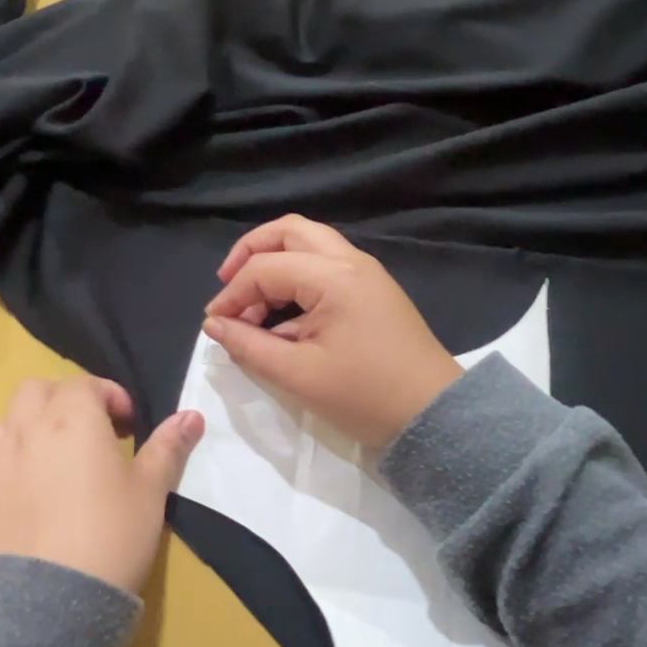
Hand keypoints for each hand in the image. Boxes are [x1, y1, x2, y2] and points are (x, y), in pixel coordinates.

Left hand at [0, 376, 203, 593]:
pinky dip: (8, 467)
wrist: (46, 609)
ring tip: (57, 461)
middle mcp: (25, 430)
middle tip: (91, 431)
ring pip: (5, 424)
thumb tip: (192, 415)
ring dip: (31, 427)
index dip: (112, 397)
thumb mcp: (150, 492)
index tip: (131, 427)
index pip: (86, 385)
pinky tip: (27, 496)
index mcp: (71, 418)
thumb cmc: (109, 538)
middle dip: (63, 399)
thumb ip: (168, 448)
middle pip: (35, 391)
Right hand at [202, 215, 462, 448]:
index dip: (232, 294)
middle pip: (290, 231)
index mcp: (333, 277)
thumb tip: (214, 324)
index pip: (266, 268)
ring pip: (310, 243)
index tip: (213, 324)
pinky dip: (296, 276)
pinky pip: (326, 265)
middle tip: (228, 282)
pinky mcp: (373, 289)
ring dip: (275, 261)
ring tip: (251, 302)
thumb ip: (249, 345)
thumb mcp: (298, 375)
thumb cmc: (365, 396)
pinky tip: (281, 314)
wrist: (433, 415)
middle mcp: (351, 261)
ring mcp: (366, 272)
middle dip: (252, 251)